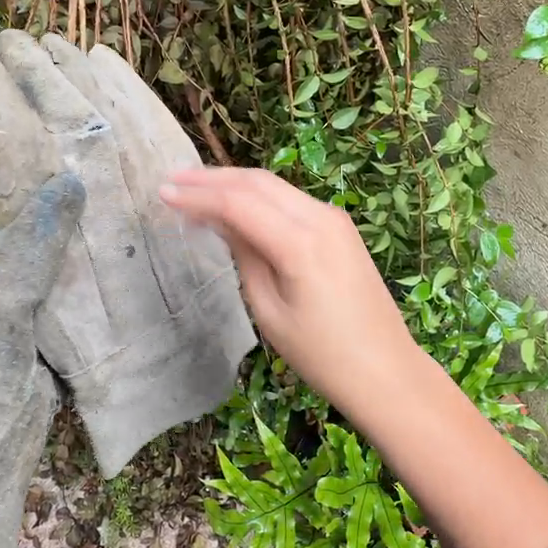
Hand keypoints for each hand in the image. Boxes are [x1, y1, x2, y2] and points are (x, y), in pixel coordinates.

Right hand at [163, 166, 547, 547]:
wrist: (385, 368)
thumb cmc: (322, 354)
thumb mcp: (269, 311)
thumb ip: (245, 256)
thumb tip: (220, 220)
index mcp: (301, 243)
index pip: (239, 203)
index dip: (198, 196)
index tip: (162, 193)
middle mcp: (321, 218)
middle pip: (257, 183)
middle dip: (213, 178)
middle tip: (172, 180)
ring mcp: (335, 218)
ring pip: (275, 186)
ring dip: (234, 182)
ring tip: (194, 185)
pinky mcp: (340, 227)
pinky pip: (291, 200)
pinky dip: (258, 196)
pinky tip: (234, 202)